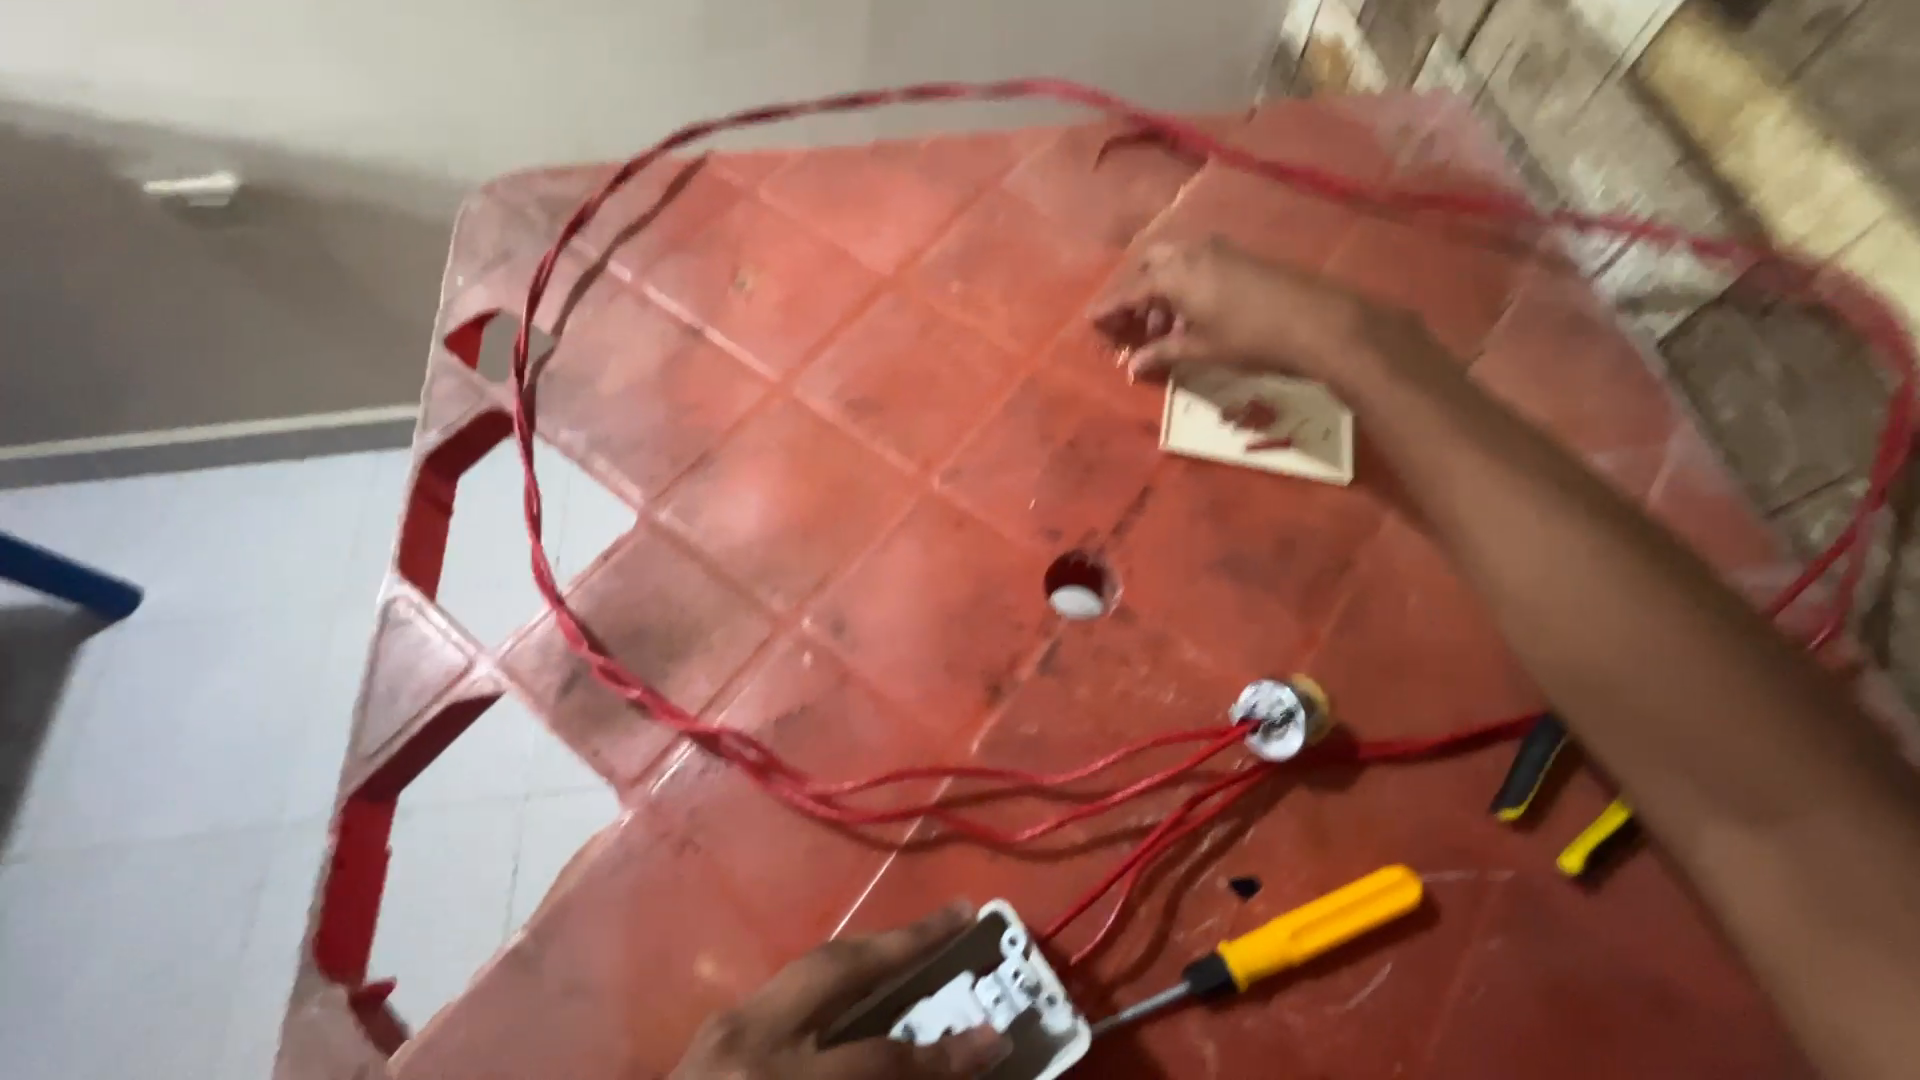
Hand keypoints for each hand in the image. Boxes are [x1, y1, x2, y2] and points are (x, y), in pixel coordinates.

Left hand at [668, 902, 1009, 1079]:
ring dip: (872, 949)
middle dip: (906, 942)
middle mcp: (750, 1044)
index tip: (994, 1039)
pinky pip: (789, 985)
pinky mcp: (715, 1024)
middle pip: (842, 968)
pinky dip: (833, 978)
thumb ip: (870, 1079)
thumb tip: (925, 1066)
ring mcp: (726, 1025)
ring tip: (919, 937)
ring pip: (813, 961)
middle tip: (958, 917)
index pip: (880, 1062)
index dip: (943, 1057)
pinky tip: (862, 977)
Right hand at [1091, 237, 1431, 386]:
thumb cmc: (1250, 339)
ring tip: (1161, 329)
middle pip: (1148, 265)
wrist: (1317, 322)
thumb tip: (1131, 366)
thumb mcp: (1200, 350)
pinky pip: (1196, 264)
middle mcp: (1192, 252)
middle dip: (1133, 291)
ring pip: (1173, 262)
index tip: (1089, 322)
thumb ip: (1162, 354)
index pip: (1129, 290)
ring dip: (1160, 290)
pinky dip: (1182, 285)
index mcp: (1175, 274)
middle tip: (1127, 322)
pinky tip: (1190, 315)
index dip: (1108, 309)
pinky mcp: (1239, 257)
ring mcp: (1218, 250)